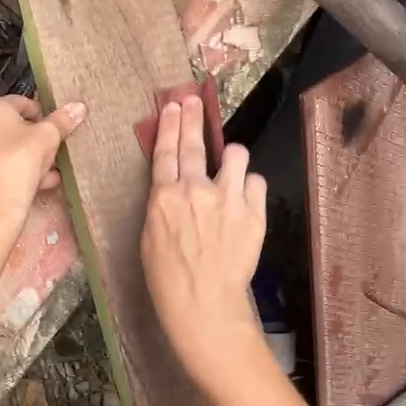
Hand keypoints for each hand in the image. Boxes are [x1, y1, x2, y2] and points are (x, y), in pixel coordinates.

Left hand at [0, 96, 86, 233]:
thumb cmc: (17, 165)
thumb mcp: (48, 138)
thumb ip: (62, 121)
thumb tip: (76, 108)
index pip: (22, 102)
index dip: (43, 114)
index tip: (56, 127)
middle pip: (13, 128)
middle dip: (37, 140)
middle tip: (53, 150)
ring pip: (7, 150)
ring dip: (30, 159)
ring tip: (50, 171)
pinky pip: (0, 168)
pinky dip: (17, 173)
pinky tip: (38, 184)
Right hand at [140, 95, 269, 386]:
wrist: (204, 305)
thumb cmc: (167, 279)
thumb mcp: (149, 237)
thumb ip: (161, 205)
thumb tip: (171, 186)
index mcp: (164, 197)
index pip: (166, 151)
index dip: (170, 126)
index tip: (173, 106)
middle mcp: (196, 190)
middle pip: (195, 145)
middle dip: (192, 118)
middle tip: (191, 101)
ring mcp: (228, 200)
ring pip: (236, 155)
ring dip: (231, 157)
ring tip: (229, 165)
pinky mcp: (254, 214)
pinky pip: (256, 182)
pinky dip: (249, 186)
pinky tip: (243, 197)